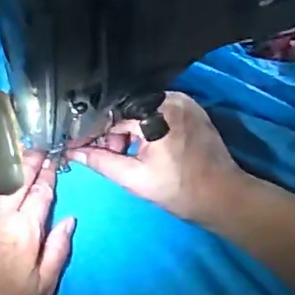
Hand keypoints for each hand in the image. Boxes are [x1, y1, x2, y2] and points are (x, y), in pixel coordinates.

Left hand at [0, 153, 75, 294]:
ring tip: (19, 154)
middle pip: (16, 177)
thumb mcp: (42, 285)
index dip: (49, 175)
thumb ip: (58, 249)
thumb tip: (69, 221)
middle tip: (40, 151)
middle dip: (30, 160)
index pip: (40, 191)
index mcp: (22, 228)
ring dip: (8, 164)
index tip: (55, 163)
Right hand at [69, 92, 252, 227]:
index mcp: (157, 113)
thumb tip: (73, 152)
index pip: (111, 116)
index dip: (92, 134)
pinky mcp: (190, 107)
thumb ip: (100, 161)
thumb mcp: (133, 178)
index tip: (79, 147)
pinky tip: (144, 148)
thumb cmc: (179, 190)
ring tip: (128, 155)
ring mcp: (183, 101)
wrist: (221, 196)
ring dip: (127, 130)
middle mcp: (171, 98)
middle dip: (111, 132)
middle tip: (109, 156)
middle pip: (124, 109)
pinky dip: (144, 126)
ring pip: (139, 109)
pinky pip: (156, 110)